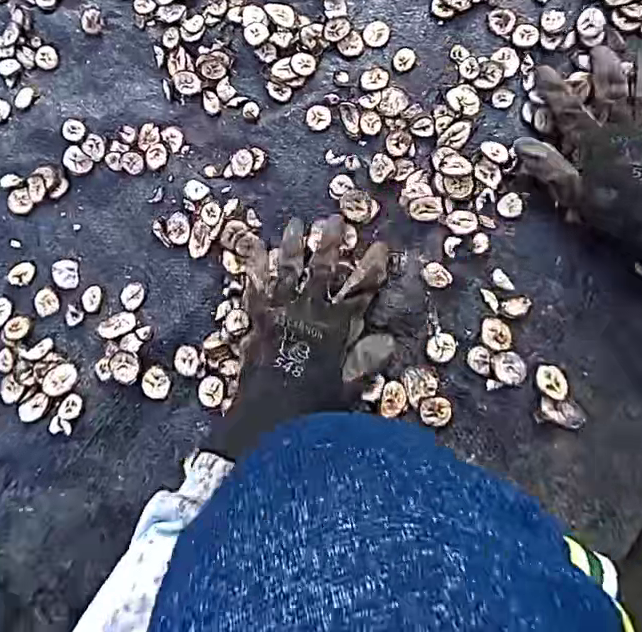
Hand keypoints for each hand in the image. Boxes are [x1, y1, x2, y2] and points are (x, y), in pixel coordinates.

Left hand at [209, 216, 394, 459]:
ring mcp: (280, 313)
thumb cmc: (312, 411)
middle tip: (334, 219)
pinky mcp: (257, 320)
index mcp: (334, 329)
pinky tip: (254, 248)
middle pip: (321, 271)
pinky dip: (255, 268)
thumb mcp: (345, 390)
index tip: (381, 246)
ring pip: (288, 272)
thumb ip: (364, 363)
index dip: (371, 268)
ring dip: (293, 247)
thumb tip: (387, 341)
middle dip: (329, 244)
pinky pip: (256, 288)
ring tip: (296, 224)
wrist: (267, 421)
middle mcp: (307, 314)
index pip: (359, 292)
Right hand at [514, 46, 641, 307]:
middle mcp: (625, 131)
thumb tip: (521, 144)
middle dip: (604, 69)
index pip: (569, 110)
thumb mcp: (573, 195)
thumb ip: (550, 168)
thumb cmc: (614, 213)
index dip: (554, 89)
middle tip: (599, 47)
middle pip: (613, 93)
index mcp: (596, 142)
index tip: (543, 68)